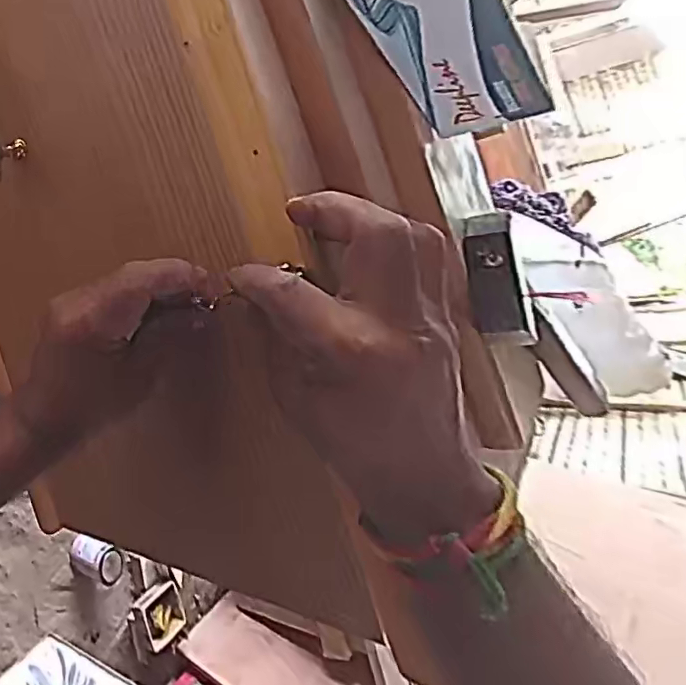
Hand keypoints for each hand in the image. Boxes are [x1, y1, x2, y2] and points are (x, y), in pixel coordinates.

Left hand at [7, 259, 224, 455]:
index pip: (143, 279)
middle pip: (133, 273)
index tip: (213, 290)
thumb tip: (197, 310)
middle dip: (173, 279)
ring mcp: (67, 299)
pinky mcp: (67, 305)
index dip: (182, 277)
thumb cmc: (90, 408)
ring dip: (156, 285)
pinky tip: (156, 309)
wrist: (41, 417)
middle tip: (206, 297)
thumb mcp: (138, 376)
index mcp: (92, 318)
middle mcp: (75, 300)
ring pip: (122, 277)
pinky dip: (137, 293)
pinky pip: (110, 288)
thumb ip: (165, 335)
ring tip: (187, 303)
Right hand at [230, 192, 496, 545]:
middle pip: (380, 237)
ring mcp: (433, 317)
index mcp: (350, 350)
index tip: (237, 273)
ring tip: (333, 217)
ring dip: (370, 216)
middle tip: (298, 210)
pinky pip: (429, 258)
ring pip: (417, 237)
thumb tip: (255, 295)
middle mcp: (399, 324)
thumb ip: (275, 336)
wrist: (424, 474)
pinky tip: (367, 247)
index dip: (255, 275)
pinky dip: (395, 239)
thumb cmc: (350, 443)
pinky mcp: (448, 317)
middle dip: (334, 210)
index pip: (292, 291)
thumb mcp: (292, 393)